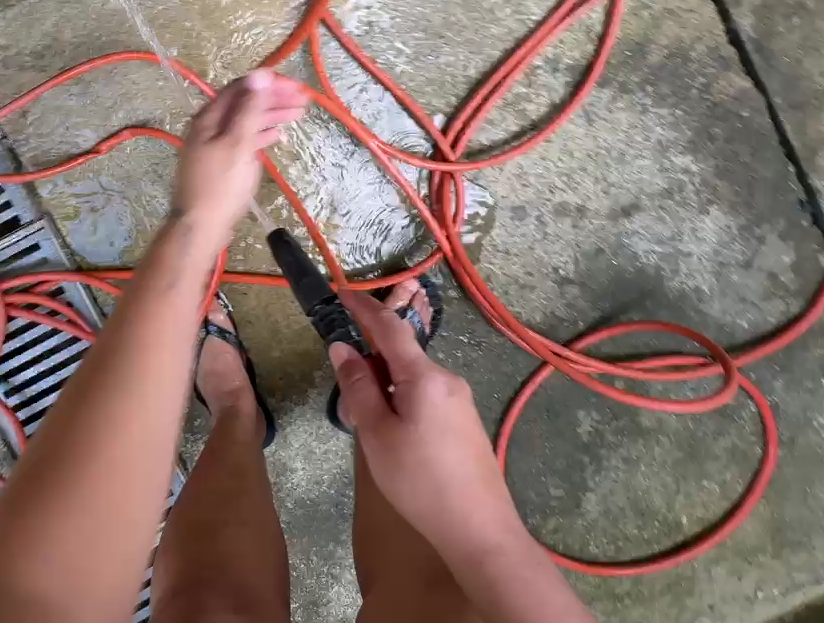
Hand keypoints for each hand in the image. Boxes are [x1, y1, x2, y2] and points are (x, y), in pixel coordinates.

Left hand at [170, 69, 308, 237]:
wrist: (201, 226)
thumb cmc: (221, 185)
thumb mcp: (238, 144)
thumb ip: (250, 109)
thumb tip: (260, 74)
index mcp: (209, 117)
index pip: (241, 88)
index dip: (268, 84)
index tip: (295, 87)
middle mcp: (209, 126)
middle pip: (244, 104)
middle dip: (273, 99)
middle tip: (302, 100)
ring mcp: (214, 144)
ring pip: (245, 122)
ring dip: (270, 116)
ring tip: (297, 115)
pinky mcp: (220, 162)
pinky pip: (243, 139)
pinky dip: (261, 135)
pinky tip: (277, 136)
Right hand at [330, 291, 519, 558]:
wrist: (481, 533)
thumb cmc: (420, 481)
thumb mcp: (377, 433)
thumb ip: (358, 386)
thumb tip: (342, 347)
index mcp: (424, 376)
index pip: (389, 327)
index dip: (364, 307)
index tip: (342, 291)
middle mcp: (447, 380)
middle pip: (400, 357)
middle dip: (370, 368)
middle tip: (348, 404)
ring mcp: (460, 402)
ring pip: (412, 381)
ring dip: (386, 392)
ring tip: (370, 432)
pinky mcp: (465, 425)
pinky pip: (426, 399)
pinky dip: (403, 405)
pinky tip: (397, 442)